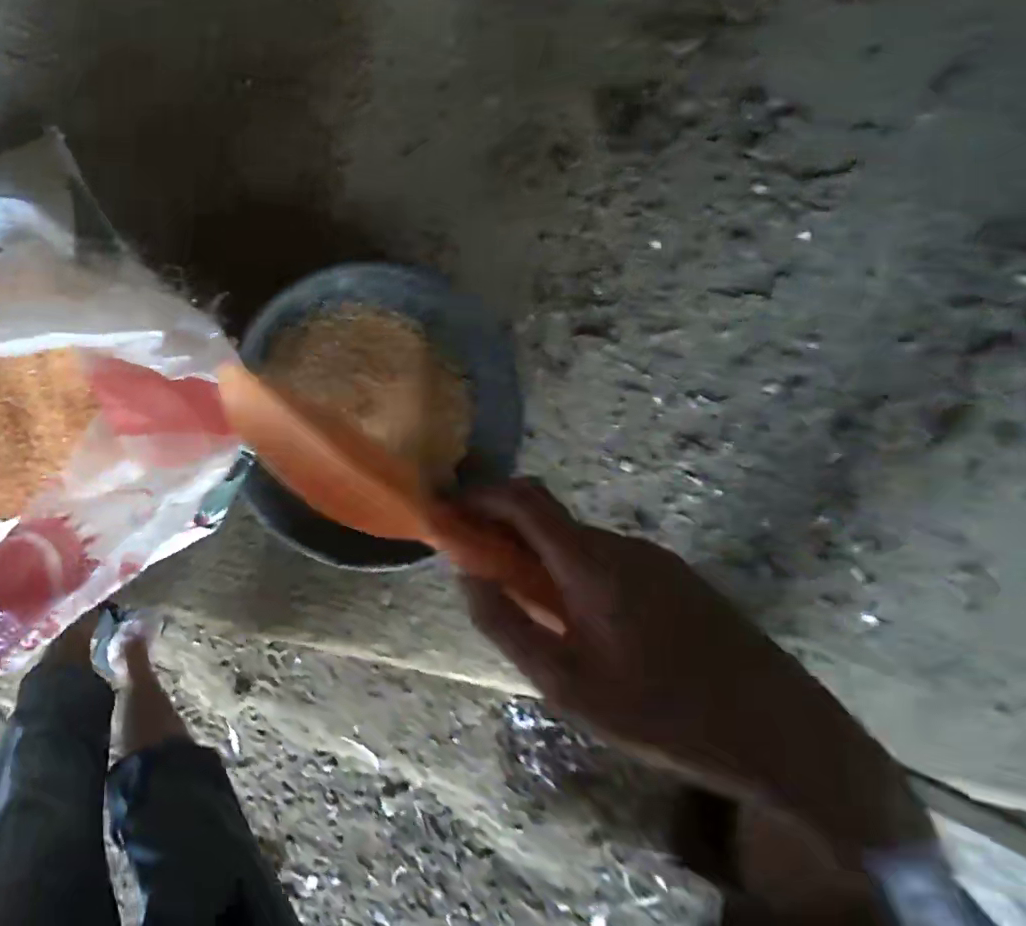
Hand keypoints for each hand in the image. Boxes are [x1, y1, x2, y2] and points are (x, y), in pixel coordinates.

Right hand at [456, 480, 932, 863]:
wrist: (795, 746)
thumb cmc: (663, 714)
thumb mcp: (563, 682)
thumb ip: (503, 623)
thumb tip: (465, 574)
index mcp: (591, 564)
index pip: (522, 498)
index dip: (477, 496)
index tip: (446, 516)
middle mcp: (623, 547)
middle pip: (544, 518)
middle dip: (500, 533)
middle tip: (480, 575)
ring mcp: (659, 562)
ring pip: (575, 541)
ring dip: (537, 557)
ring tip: (532, 611)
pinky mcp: (682, 581)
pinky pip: (607, 559)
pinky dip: (572, 571)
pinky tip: (584, 623)